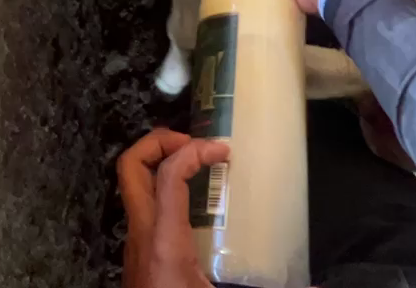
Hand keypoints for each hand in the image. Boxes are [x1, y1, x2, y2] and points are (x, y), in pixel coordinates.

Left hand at [117, 128, 229, 287]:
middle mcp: (142, 233)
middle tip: (193, 145)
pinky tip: (190, 200)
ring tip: (193, 163)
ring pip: (135, 183)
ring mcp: (135, 241)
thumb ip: (242, 276)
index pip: (169, 174)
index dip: (195, 151)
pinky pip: (145, 204)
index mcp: (164, 241)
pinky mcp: (138, 252)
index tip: (222, 150)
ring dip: (160, 162)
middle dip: (160, 141)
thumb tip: (283, 268)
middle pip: (132, 165)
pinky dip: (163, 187)